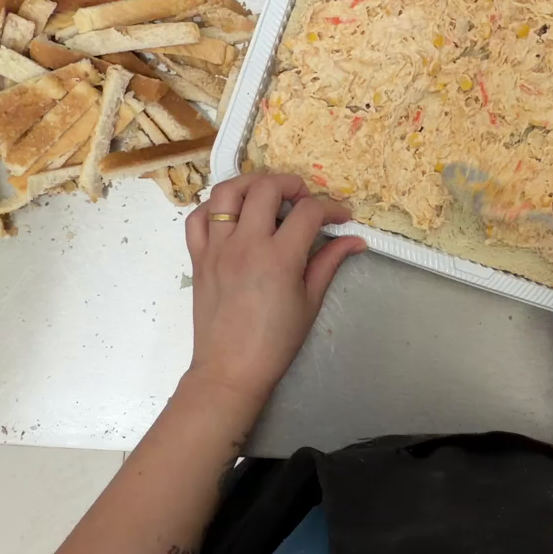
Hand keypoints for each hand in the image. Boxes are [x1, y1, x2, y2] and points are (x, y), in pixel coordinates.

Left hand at [182, 172, 365, 407]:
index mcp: (279, 257)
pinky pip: (198, 217)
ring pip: (227, 191)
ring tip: (267, 195)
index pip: (309, 211)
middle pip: (267, 187)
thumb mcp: (310, 301)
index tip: (341, 218)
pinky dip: (215, 207)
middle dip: (292, 184)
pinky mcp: (198, 257)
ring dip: (251, 184)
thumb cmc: (276, 341)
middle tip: (304, 200)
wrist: (230, 369)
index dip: (332, 208)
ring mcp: (217, 247)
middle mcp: (245, 244)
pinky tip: (233, 216)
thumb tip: (355, 240)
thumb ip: (329, 262)